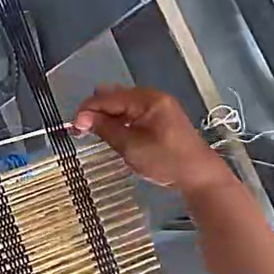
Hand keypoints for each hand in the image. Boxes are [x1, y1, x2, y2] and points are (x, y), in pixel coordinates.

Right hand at [72, 85, 232, 193]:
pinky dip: (119, 120)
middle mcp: (153, 97)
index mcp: (147, 100)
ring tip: (94, 132)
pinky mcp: (160, 118)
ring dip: (106, 116)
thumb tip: (81, 118)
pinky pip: (132, 112)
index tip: (73, 126)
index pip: (108, 97)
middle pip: (115, 96)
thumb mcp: (131, 146)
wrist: (200, 176)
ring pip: (122, 104)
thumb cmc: (166, 161)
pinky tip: (113, 133)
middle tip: (82, 130)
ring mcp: (158, 107)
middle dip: (95, 110)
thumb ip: (105, 129)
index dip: (87, 110)